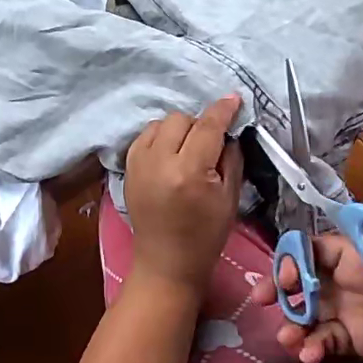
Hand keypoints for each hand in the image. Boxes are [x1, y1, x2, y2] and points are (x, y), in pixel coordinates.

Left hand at [124, 95, 243, 290]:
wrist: (167, 263)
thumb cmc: (207, 236)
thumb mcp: (230, 198)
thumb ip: (231, 158)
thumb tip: (229, 132)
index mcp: (189, 172)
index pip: (208, 127)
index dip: (223, 110)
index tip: (234, 100)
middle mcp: (159, 163)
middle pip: (182, 119)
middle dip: (200, 125)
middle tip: (211, 143)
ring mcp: (139, 165)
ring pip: (161, 124)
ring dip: (179, 129)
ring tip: (189, 149)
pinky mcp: (128, 170)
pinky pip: (145, 136)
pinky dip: (160, 138)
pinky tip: (170, 153)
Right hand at [251, 226, 362, 362]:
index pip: (322, 248)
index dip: (296, 256)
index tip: (282, 277)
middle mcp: (358, 282)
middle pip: (309, 279)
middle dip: (282, 289)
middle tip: (262, 304)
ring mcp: (360, 313)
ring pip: (314, 312)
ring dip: (296, 322)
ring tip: (289, 340)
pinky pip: (330, 342)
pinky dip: (316, 348)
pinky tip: (311, 359)